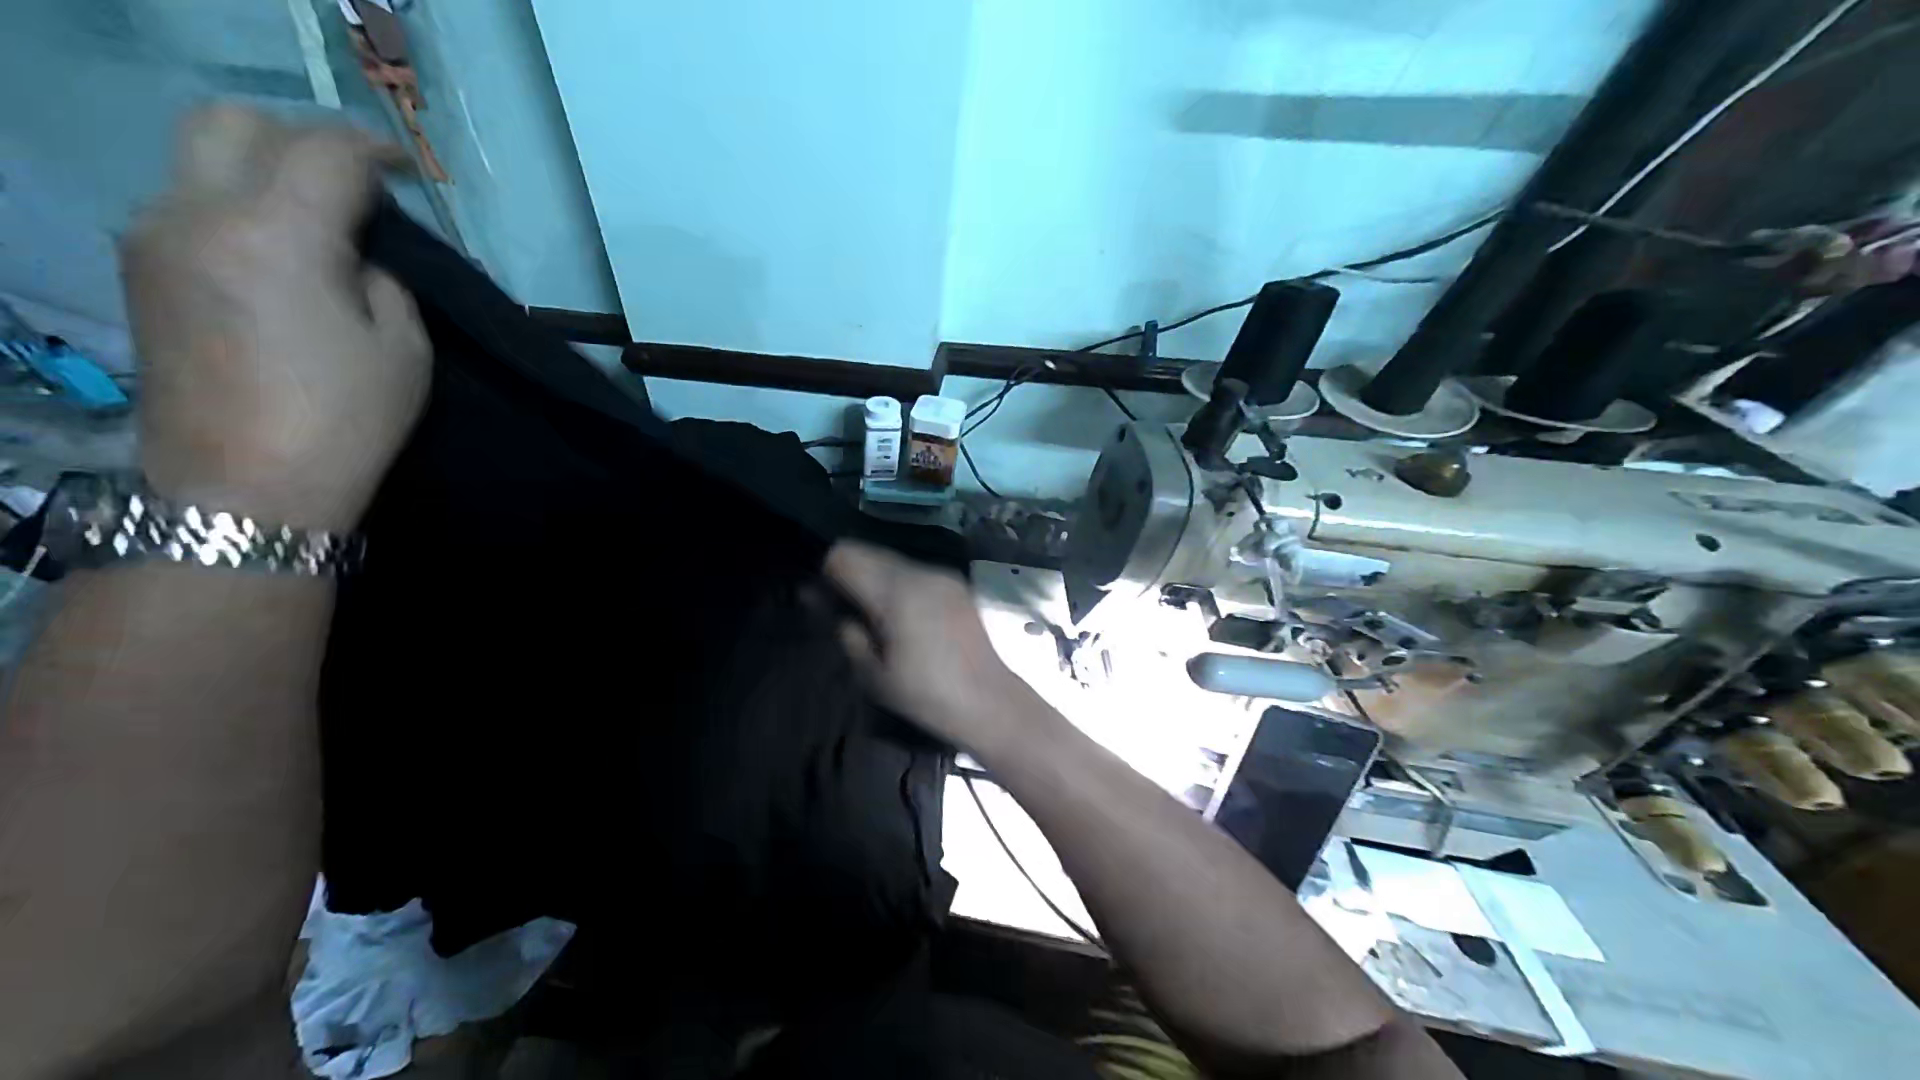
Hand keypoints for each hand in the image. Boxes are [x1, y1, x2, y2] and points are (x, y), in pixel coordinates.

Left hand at [121, 105, 429, 529]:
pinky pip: (187, 200)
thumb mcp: (403, 350)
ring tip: (322, 216)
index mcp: (277, 235)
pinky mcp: (141, 267)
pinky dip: (238, 202)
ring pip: (200, 156)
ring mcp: (153, 236)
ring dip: (265, 169)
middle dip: (301, 136)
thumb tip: (355, 255)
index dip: (373, 149)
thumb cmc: (345, 420)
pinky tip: (280, 246)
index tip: (406, 170)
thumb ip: (382, 282)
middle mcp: (196, 213)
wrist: (244, 484)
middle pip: (234, 122)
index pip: (324, 152)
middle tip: (354, 179)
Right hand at [824, 541, 1038, 753]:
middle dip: (849, 573)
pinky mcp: (956, 582)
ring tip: (876, 617)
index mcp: (897, 592)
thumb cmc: (924, 694)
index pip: (844, 555)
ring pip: (890, 558)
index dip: (826, 574)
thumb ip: (843, 629)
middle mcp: (920, 572)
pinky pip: (914, 570)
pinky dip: (898, 583)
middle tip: (845, 610)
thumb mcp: (871, 672)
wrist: (987, 701)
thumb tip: (814, 596)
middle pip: (866, 550)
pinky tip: (903, 616)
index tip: (825, 602)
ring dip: (874, 577)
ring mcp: (942, 574)